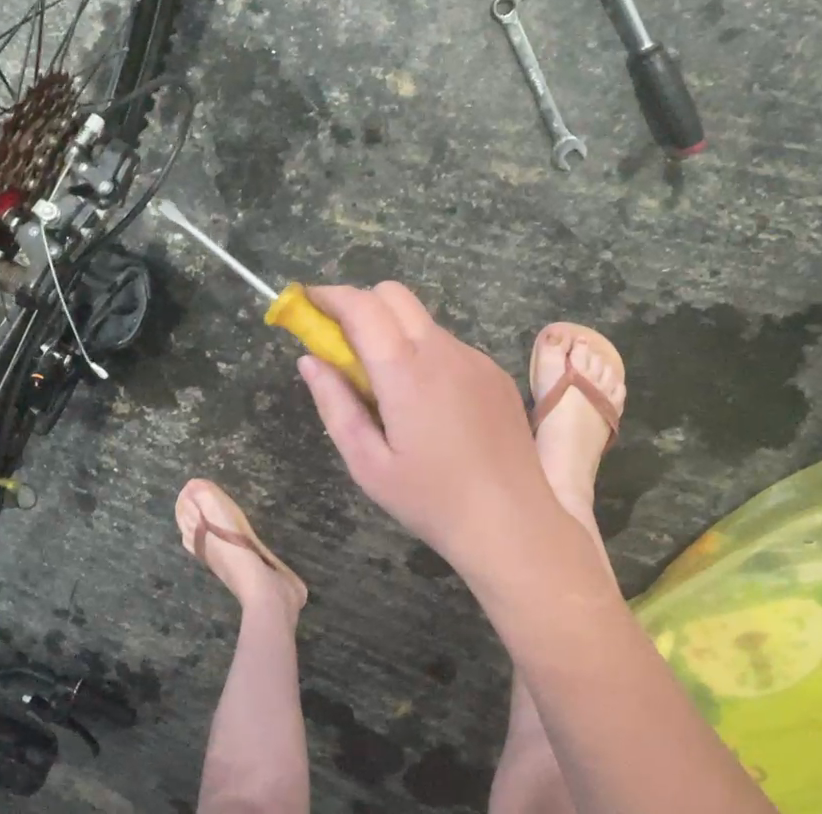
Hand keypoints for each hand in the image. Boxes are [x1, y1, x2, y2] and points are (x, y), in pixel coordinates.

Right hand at [296, 282, 560, 567]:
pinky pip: (447, 345)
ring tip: (383, 386)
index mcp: (406, 372)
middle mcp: (442, 351)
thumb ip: (334, 404)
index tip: (306, 305)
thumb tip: (310, 360)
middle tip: (339, 343)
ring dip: (391, 331)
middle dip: (359, 304)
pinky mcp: (494, 373)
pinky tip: (426, 404)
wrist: (515, 526)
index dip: (329, 297)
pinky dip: (422, 353)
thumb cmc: (431, 500)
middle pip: (393, 295)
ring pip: (421, 320)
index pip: (362, 306)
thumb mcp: (366, 462)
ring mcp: (474, 359)